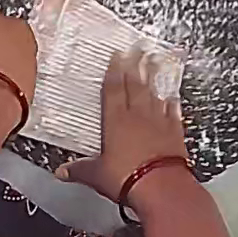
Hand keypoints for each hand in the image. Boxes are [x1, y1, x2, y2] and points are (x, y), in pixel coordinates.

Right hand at [59, 49, 189, 201]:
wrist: (162, 188)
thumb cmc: (127, 179)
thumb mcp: (97, 175)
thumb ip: (80, 170)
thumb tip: (62, 172)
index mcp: (116, 121)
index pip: (113, 90)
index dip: (114, 71)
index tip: (117, 56)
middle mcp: (138, 116)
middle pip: (136, 85)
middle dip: (135, 66)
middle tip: (138, 48)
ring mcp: (159, 123)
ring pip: (155, 94)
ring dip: (154, 78)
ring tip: (154, 62)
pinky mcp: (175, 134)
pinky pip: (173, 114)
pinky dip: (173, 104)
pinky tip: (173, 97)